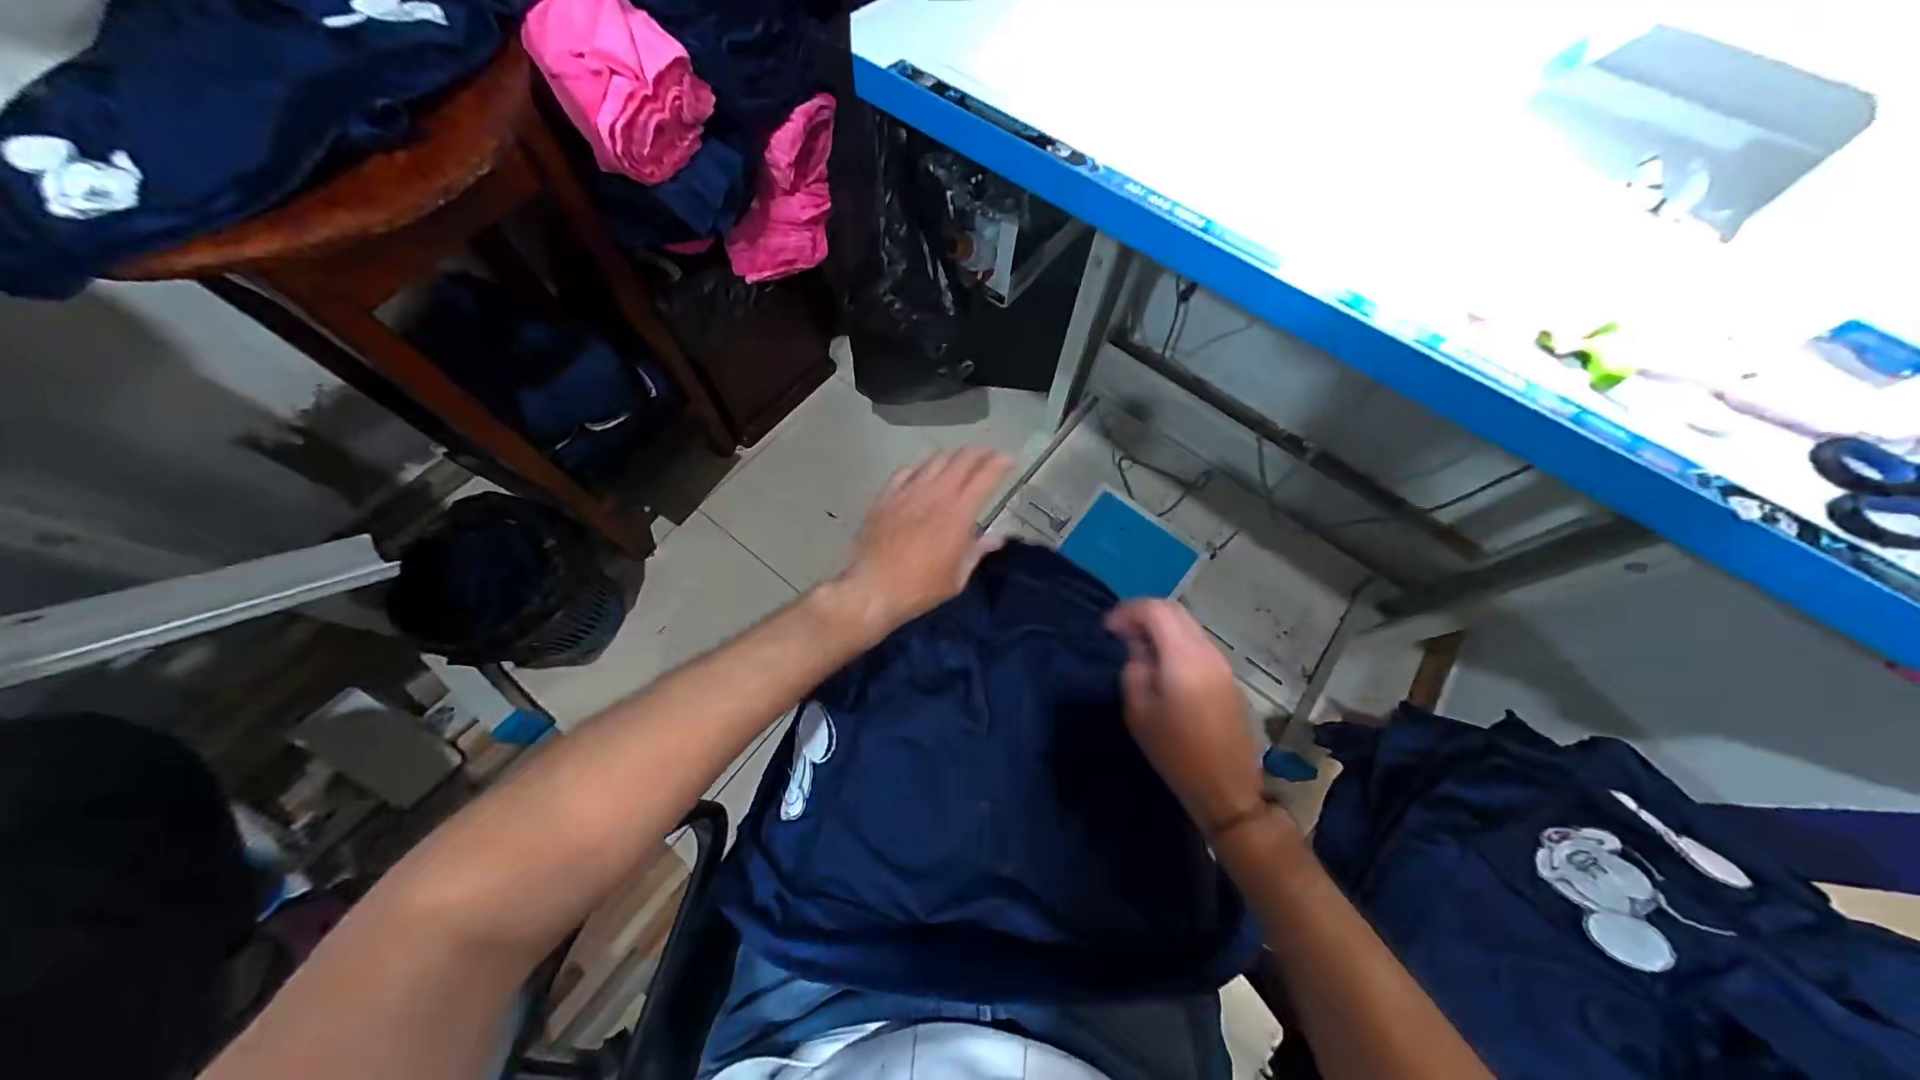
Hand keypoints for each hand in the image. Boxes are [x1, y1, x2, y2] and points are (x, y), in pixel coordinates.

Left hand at [827, 446, 1011, 636]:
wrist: (873, 588)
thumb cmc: (920, 588)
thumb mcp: (957, 577)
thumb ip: (977, 551)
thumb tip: (995, 538)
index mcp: (958, 513)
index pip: (985, 476)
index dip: (1000, 463)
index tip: (1010, 459)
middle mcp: (935, 494)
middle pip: (962, 459)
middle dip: (980, 452)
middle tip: (989, 454)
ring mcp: (907, 492)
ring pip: (934, 459)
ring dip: (953, 454)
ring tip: (960, 458)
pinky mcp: (885, 496)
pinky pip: (906, 470)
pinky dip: (921, 466)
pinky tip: (924, 471)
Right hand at [1106, 599, 1266, 837]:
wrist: (1226, 788)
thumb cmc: (1175, 752)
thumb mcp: (1139, 711)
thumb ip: (1134, 669)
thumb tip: (1138, 649)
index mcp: (1183, 657)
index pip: (1156, 610)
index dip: (1127, 611)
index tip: (1107, 629)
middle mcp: (1207, 652)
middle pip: (1175, 611)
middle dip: (1144, 614)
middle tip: (1119, 633)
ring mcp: (1223, 664)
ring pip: (1188, 627)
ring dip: (1161, 628)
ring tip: (1137, 649)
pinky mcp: (1228, 679)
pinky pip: (1198, 646)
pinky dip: (1176, 643)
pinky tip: (1162, 666)